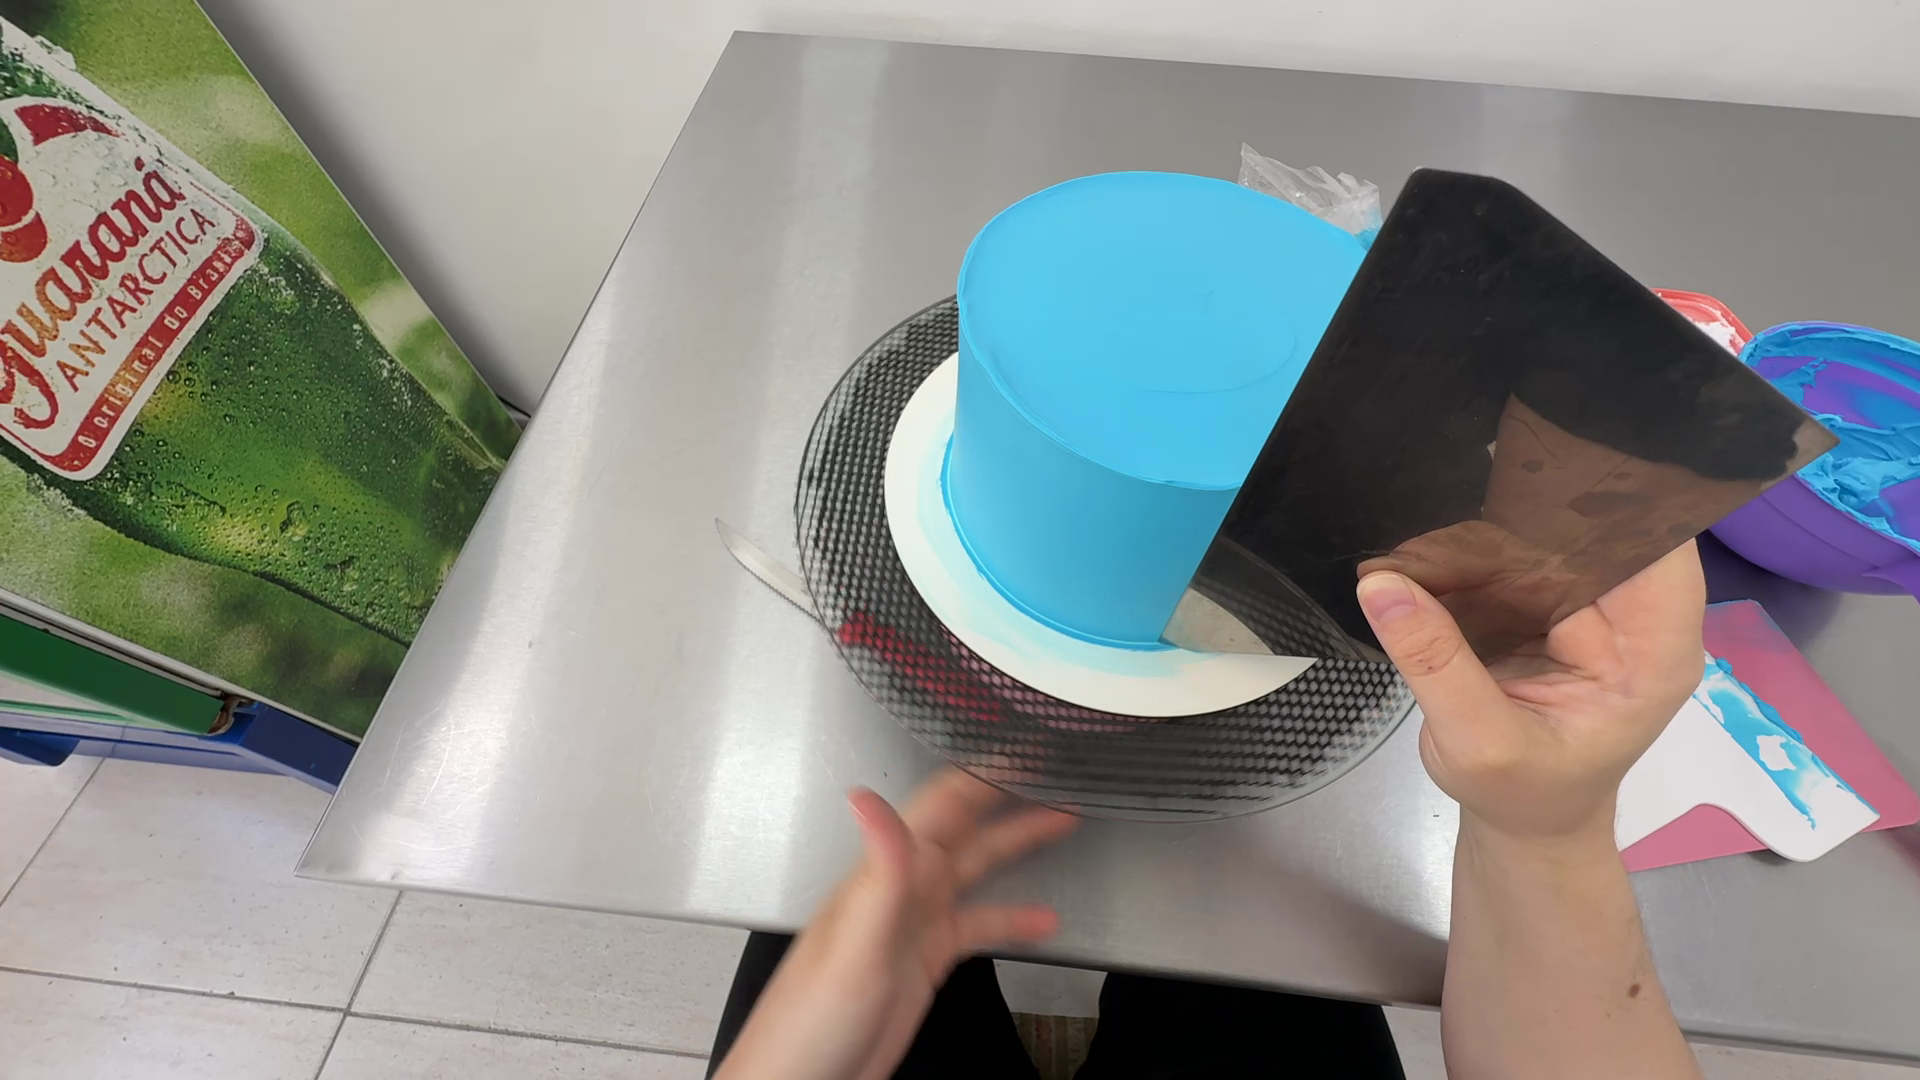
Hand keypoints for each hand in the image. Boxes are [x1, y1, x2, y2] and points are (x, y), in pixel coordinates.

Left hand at [713, 768, 1077, 1079]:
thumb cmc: (812, 1015)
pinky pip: (981, 922)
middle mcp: (908, 881)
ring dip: (1019, 841)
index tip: (1027, 751)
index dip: (987, 771)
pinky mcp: (929, 954)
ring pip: (979, 865)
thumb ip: (876, 870)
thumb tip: (868, 797)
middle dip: (1011, 795)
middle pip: (969, 824)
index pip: (946, 800)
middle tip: (1053, 773)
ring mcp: (919, 917)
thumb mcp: (854, 941)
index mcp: (892, 866)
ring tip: (1062, 820)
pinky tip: (1043, 919)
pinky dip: (1014, 916)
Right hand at [1356, 540, 1704, 842]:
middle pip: (1575, 537)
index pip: (1653, 549)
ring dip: (1460, 546)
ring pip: (1524, 545)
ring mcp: (1574, 612)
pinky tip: (1403, 570)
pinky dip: (1446, 566)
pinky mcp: (1530, 613)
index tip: (1519, 479)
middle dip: (1501, 525)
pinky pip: (1490, 569)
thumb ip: (1434, 660)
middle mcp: (1621, 618)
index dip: (1601, 506)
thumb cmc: (1522, 793)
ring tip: (1394, 558)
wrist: (1520, 821)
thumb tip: (1378, 582)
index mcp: (1648, 650)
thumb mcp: (1476, 738)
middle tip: (1419, 529)